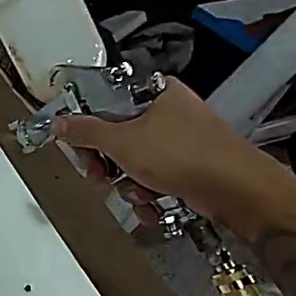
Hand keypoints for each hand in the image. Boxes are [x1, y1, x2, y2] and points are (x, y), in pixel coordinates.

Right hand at [50, 83, 289, 228]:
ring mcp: (179, 141)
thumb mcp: (122, 141)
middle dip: (108, 164)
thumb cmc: (188, 155)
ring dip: (127, 182)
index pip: (107, 104)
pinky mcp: (186, 167)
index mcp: (157, 93)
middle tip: (101, 174)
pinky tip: (150, 201)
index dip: (89, 128)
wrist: (233, 189)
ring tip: (135, 190)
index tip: (81, 146)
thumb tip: (62, 123)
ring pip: (134, 162)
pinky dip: (147, 193)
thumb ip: (86, 132)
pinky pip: (152, 178)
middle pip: (118, 137)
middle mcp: (170, 113)